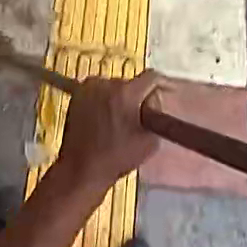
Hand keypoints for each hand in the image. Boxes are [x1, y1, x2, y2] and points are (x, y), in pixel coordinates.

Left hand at [53, 71, 163, 190]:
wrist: (81, 169)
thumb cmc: (117, 158)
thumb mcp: (150, 141)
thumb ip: (156, 115)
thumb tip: (153, 101)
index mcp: (126, 93)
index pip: (152, 77)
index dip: (164, 83)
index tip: (169, 90)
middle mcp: (106, 84)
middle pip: (131, 83)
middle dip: (138, 96)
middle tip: (140, 114)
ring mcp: (89, 88)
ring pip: (114, 87)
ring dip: (120, 98)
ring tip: (120, 119)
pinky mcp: (77, 95)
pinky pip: (99, 91)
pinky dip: (105, 100)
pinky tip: (105, 117)